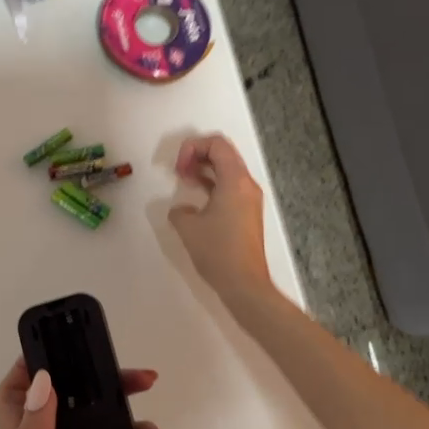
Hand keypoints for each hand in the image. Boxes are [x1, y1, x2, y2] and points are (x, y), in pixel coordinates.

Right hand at [168, 134, 272, 299]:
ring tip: (185, 181)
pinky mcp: (248, 213)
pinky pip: (230, 187)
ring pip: (227, 170)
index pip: (217, 144)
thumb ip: (179, 210)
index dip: (192, 147)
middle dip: (198, 155)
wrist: (245, 284)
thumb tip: (182, 210)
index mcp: (235, 180)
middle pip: (224, 153)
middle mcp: (247, 184)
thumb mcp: (188, 227)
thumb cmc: (217, 251)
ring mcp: (250, 199)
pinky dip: (213, 184)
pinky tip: (197, 198)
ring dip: (205, 170)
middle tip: (180, 172)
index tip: (178, 169)